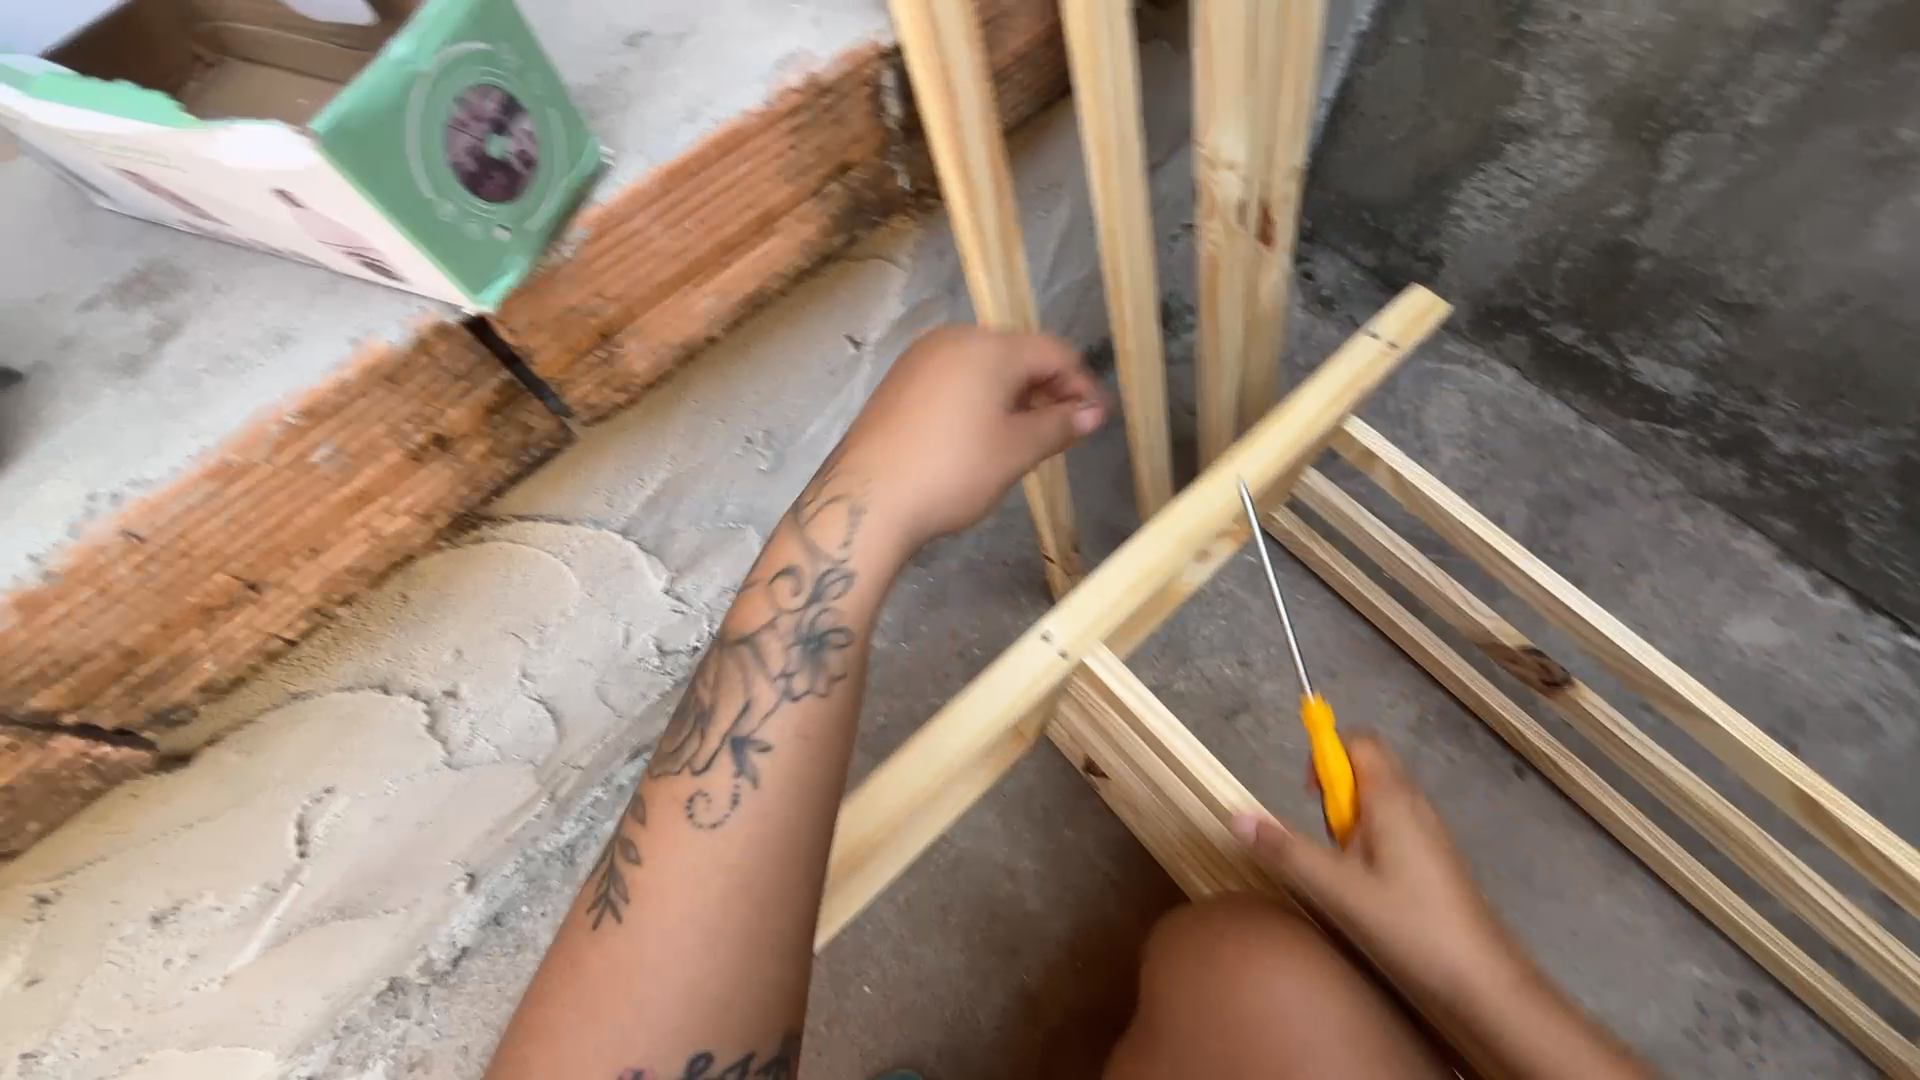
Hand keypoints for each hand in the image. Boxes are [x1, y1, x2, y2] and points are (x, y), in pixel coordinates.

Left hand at [835, 325, 1105, 553]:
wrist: (867, 501)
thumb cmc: (953, 471)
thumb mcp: (1017, 450)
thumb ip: (1060, 424)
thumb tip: (1094, 412)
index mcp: (988, 347)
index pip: (1053, 351)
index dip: (1081, 384)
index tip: (1095, 420)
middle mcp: (952, 340)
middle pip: (1016, 354)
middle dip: (1046, 389)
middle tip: (1061, 431)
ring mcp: (920, 359)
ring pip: (983, 368)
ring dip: (1012, 396)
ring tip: (1023, 438)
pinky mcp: (898, 383)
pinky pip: (953, 380)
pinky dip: (978, 400)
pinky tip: (980, 436)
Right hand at [1233, 736, 1531, 1001]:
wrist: (1486, 985)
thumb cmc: (1409, 925)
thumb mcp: (1335, 888)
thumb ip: (1285, 849)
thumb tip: (1235, 815)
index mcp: (1391, 797)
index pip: (1357, 740)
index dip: (1324, 753)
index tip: (1309, 793)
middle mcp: (1413, 802)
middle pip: (1367, 763)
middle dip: (1334, 786)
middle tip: (1324, 832)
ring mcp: (1429, 829)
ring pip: (1378, 796)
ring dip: (1350, 815)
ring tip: (1343, 863)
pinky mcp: (1435, 856)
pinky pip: (1393, 822)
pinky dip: (1370, 836)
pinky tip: (1367, 882)